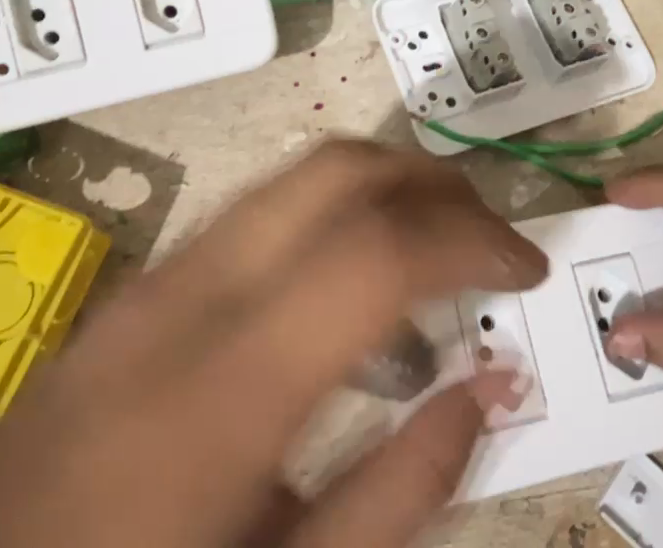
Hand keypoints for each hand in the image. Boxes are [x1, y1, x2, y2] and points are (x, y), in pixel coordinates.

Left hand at [0, 140, 544, 547]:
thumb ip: (403, 489)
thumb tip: (493, 386)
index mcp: (227, 386)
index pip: (377, 251)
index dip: (472, 240)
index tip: (528, 270)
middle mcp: (186, 298)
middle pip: (332, 172)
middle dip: (431, 179)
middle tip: (493, 231)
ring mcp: (150, 283)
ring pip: (289, 179)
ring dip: (380, 187)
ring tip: (440, 244)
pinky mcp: (134, 291)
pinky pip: (253, 217)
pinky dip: (328, 216)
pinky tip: (351, 285)